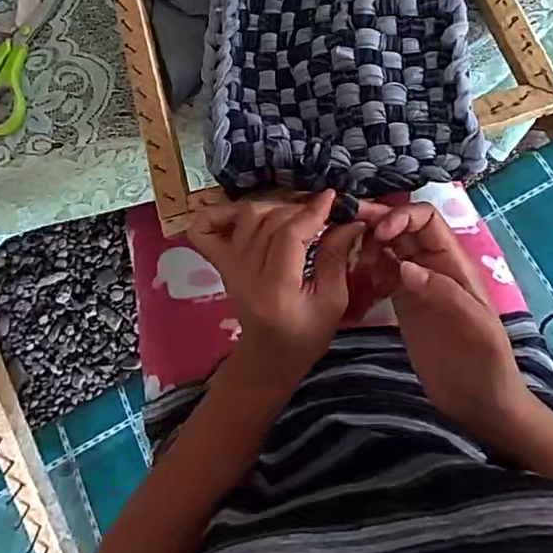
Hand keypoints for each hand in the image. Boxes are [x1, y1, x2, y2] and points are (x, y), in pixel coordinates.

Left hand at [186, 191, 362, 386]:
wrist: (267, 356)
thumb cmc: (305, 336)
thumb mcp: (332, 303)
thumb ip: (335, 259)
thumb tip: (348, 221)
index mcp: (276, 290)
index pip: (288, 237)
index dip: (311, 212)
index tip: (331, 196)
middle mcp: (246, 274)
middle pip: (268, 223)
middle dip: (298, 209)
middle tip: (320, 210)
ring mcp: (228, 266)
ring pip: (246, 217)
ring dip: (272, 207)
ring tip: (295, 213)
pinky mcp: (219, 262)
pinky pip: (204, 229)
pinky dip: (217, 214)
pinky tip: (241, 213)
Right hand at [355, 197, 547, 446]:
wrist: (480, 404)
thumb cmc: (487, 363)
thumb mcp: (476, 327)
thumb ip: (444, 292)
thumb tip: (404, 265)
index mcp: (452, 262)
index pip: (425, 219)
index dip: (401, 216)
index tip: (379, 233)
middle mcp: (431, 264)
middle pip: (399, 225)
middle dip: (373, 219)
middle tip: (342, 223)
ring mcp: (413, 281)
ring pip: (385, 244)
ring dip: (364, 239)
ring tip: (344, 248)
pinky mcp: (399, 299)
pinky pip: (377, 268)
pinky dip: (362, 262)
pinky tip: (350, 268)